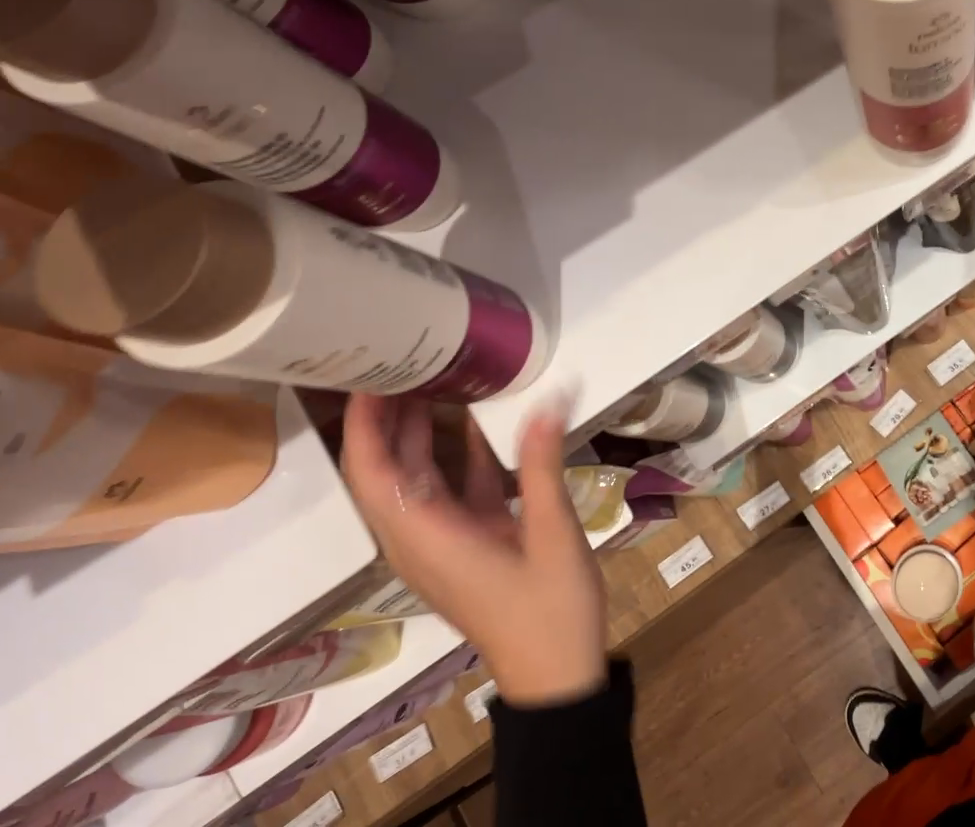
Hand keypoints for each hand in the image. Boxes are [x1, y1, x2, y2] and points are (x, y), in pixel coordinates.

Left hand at [340, 394, 607, 706]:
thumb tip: (550, 401)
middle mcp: (419, 537)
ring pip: (418, 478)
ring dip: (422, 432)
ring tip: (440, 377)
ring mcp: (442, 542)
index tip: (375, 372)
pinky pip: (450, 492)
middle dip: (391, 415)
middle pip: (387, 469)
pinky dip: (459, 456)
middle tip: (411, 358)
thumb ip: (542, 466)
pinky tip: (481, 423)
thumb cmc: (549, 606)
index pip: (373, 470)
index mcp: (425, 536)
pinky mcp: (466, 544)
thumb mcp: (551, 533)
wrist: (554, 670)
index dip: (367, 421)